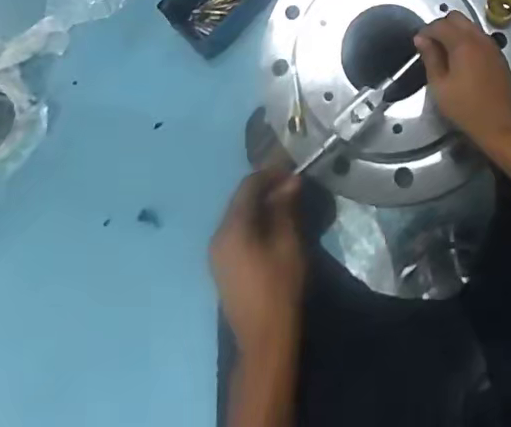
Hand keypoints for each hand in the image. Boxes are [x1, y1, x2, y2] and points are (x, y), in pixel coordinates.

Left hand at [209, 169, 305, 350]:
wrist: (263, 339)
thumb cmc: (280, 287)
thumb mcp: (288, 242)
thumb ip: (286, 208)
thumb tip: (290, 180)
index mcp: (231, 228)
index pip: (248, 186)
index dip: (271, 174)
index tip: (293, 171)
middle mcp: (217, 236)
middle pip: (240, 200)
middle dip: (265, 188)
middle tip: (292, 186)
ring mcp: (216, 254)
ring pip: (238, 216)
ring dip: (260, 206)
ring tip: (285, 205)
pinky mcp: (221, 267)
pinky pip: (236, 233)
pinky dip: (254, 223)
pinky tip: (272, 228)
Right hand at [415, 13, 510, 154]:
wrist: (503, 125)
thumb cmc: (467, 108)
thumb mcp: (440, 86)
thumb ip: (430, 58)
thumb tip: (421, 39)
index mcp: (463, 43)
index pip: (440, 24)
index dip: (425, 31)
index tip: (418, 44)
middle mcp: (479, 38)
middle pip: (456, 18)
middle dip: (441, 27)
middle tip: (431, 46)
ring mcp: (492, 45)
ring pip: (469, 25)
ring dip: (455, 32)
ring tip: (444, 54)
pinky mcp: (498, 55)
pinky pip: (479, 36)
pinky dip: (467, 39)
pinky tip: (461, 60)